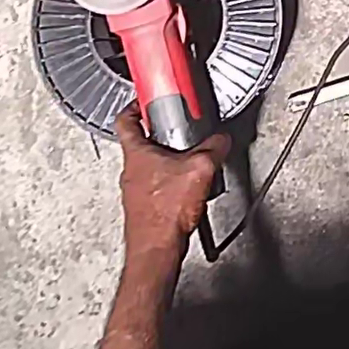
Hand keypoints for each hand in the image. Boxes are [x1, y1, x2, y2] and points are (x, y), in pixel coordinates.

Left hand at [113, 104, 230, 266]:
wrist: (157, 249)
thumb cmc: (165, 213)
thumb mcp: (201, 168)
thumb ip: (214, 147)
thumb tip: (222, 140)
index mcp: (137, 153)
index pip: (126, 119)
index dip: (136, 105)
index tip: (147, 99)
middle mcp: (132, 170)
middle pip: (143, 141)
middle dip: (164, 134)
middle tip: (181, 129)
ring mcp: (136, 189)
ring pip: (152, 164)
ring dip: (171, 159)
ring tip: (192, 161)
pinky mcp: (146, 205)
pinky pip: (158, 183)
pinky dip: (173, 179)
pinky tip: (191, 186)